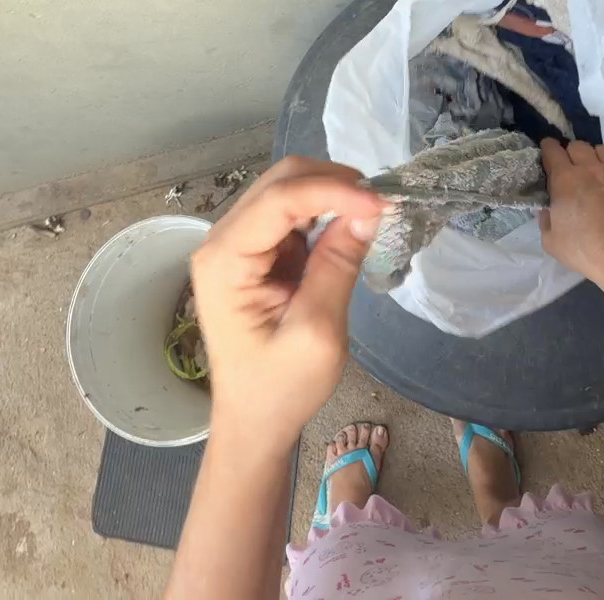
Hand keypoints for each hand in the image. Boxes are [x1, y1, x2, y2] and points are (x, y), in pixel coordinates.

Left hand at [189, 157, 385, 452]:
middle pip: (280, 182)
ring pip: (287, 190)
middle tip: (381, 204)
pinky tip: (349, 226)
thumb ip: (337, 266)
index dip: (332, 191)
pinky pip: (291, 212)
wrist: (253, 421)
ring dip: (331, 194)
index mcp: (224, 260)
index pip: (279, 200)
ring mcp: (236, 242)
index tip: (382, 202)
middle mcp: (222, 240)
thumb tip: (367, 212)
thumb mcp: (317, 333)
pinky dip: (324, 210)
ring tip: (371, 213)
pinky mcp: (255, 250)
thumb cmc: (280, 388)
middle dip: (332, 183)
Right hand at [539, 139, 603, 287]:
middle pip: (578, 146)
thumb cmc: (584, 251)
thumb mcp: (550, 241)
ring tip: (598, 170)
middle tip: (572, 168)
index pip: (552, 150)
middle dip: (571, 153)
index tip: (547, 153)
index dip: (548, 148)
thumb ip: (545, 220)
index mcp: (564, 179)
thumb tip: (547, 209)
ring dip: (598, 157)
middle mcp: (591, 169)